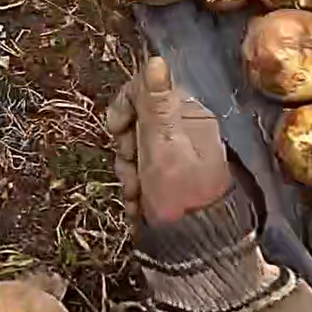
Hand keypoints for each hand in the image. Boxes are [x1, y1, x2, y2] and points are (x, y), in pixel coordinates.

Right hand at [104, 57, 232, 225]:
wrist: (195, 252)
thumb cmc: (179, 193)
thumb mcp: (162, 143)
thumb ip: (155, 103)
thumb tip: (156, 59)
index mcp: (189, 115)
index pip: (148, 89)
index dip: (125, 105)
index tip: (115, 128)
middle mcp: (184, 130)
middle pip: (138, 119)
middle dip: (126, 145)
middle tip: (131, 166)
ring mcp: (177, 156)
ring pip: (135, 147)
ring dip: (128, 170)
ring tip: (136, 192)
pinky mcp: (168, 180)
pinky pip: (141, 170)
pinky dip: (135, 186)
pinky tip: (139, 204)